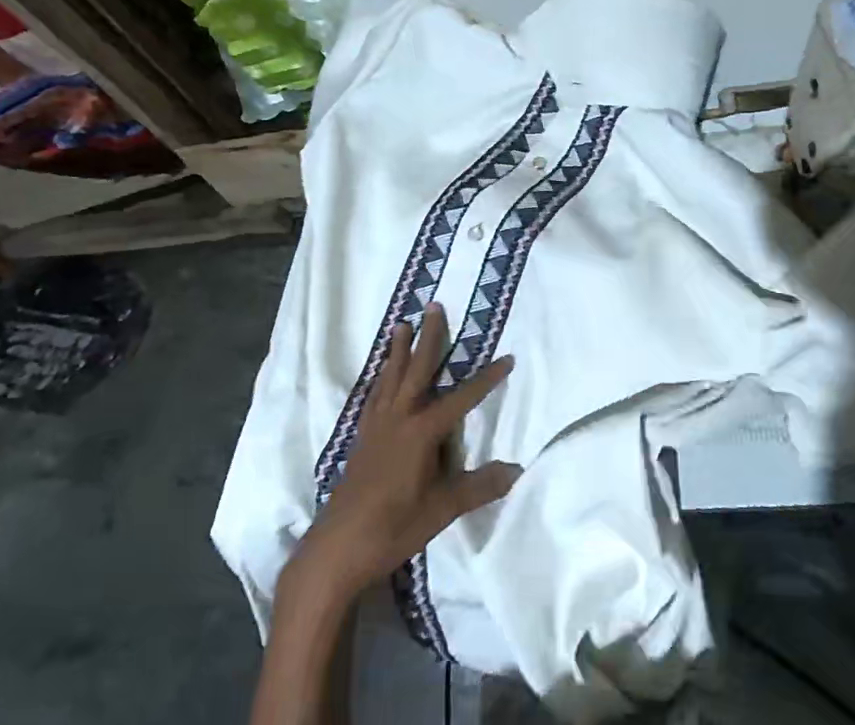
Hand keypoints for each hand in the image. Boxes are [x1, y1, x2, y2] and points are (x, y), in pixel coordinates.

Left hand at [288, 304, 520, 598]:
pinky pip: (374, 397)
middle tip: (434, 307)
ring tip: (401, 325)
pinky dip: (380, 379)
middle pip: (416, 370)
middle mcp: (397, 419)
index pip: (462, 399)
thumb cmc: (393, 528)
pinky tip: (379, 375)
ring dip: (398, 350)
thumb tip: (517, 470)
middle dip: (429, 338)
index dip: (486, 379)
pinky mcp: (362, 439)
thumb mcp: (443, 510)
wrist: (337, 548)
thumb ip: (479, 487)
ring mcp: (376, 427)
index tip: (507, 358)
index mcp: (421, 433)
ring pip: (390, 378)